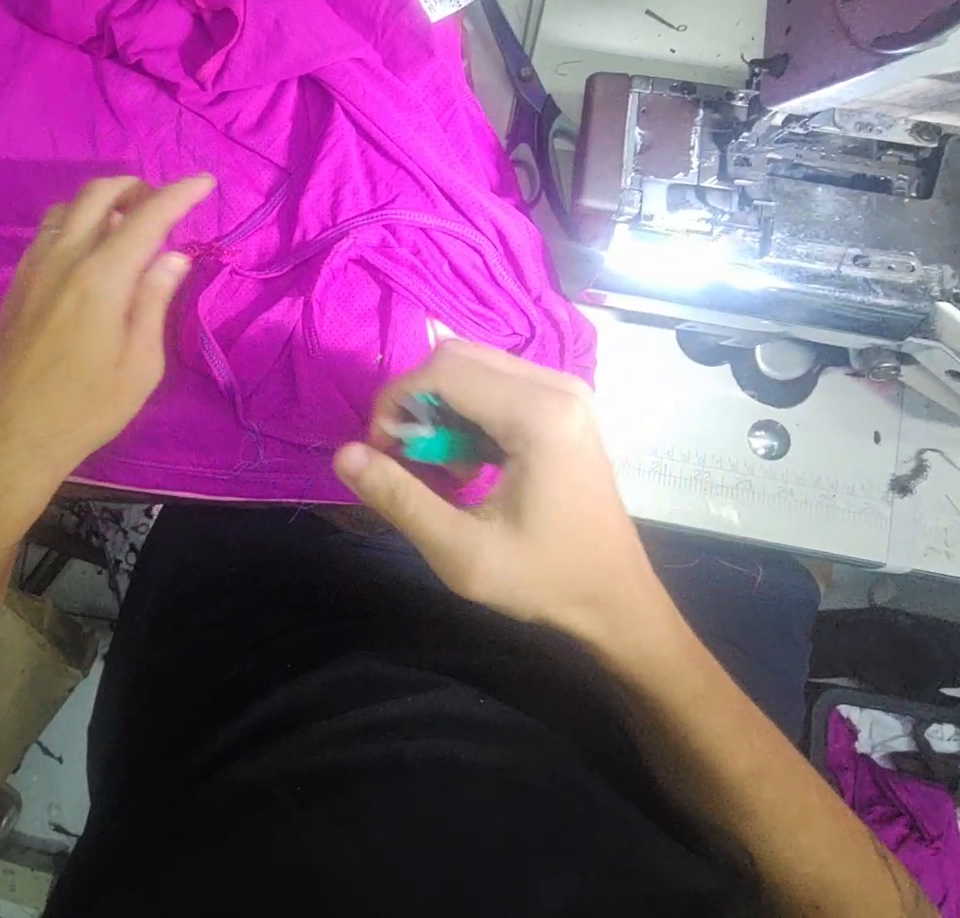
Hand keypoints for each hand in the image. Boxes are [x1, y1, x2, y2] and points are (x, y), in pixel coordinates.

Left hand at [0, 175, 213, 514]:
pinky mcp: (16, 286)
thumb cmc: (87, 409)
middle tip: (163, 207)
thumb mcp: (139, 365)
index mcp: (101, 277)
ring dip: (103, 202)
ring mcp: (32, 269)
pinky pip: (47, 233)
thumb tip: (172, 256)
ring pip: (68, 208)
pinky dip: (76, 223)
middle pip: (99, 194)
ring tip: (128, 227)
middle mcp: (62, 259)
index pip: (147, 216)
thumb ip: (154, 301)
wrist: (11, 436)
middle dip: (137, 188)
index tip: (204, 182)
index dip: (180, 194)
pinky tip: (89, 252)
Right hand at [332, 340, 672, 645]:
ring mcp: (564, 391)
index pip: (441, 370)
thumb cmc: (544, 579)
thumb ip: (398, 498)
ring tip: (439, 469)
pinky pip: (492, 383)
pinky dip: (462, 414)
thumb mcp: (460, 552)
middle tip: (405, 461)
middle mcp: (557, 386)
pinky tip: (467, 462)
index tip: (382, 456)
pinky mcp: (562, 404)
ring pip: (470, 367)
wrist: (616, 601)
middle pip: (454, 359)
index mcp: (539, 414)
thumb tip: (343, 454)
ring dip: (437, 410)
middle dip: (414, 404)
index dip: (396, 404)